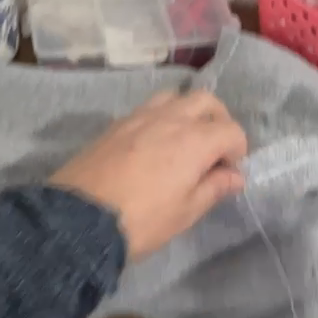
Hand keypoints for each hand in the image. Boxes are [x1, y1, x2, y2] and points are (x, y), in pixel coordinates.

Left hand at [49, 90, 248, 260]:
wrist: (79, 218)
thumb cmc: (141, 220)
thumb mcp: (186, 212)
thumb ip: (214, 188)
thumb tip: (235, 175)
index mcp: (195, 140)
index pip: (231, 131)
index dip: (237, 151)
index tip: (228, 174)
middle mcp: (171, 118)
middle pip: (206, 101)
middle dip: (218, 120)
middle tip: (214, 149)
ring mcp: (140, 116)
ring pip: (175, 97)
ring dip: (188, 112)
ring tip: (184, 141)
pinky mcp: (116, 123)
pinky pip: (149, 108)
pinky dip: (162, 117)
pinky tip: (154, 144)